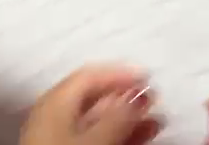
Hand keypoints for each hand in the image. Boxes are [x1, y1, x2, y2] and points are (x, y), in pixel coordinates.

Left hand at [21, 65, 160, 144]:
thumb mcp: (92, 136)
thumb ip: (116, 115)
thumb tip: (137, 94)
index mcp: (55, 97)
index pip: (91, 73)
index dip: (120, 71)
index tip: (146, 74)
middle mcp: (53, 110)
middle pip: (95, 95)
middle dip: (126, 96)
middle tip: (153, 97)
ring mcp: (55, 131)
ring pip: (97, 118)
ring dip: (126, 118)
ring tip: (154, 120)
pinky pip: (93, 134)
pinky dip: (115, 132)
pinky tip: (138, 137)